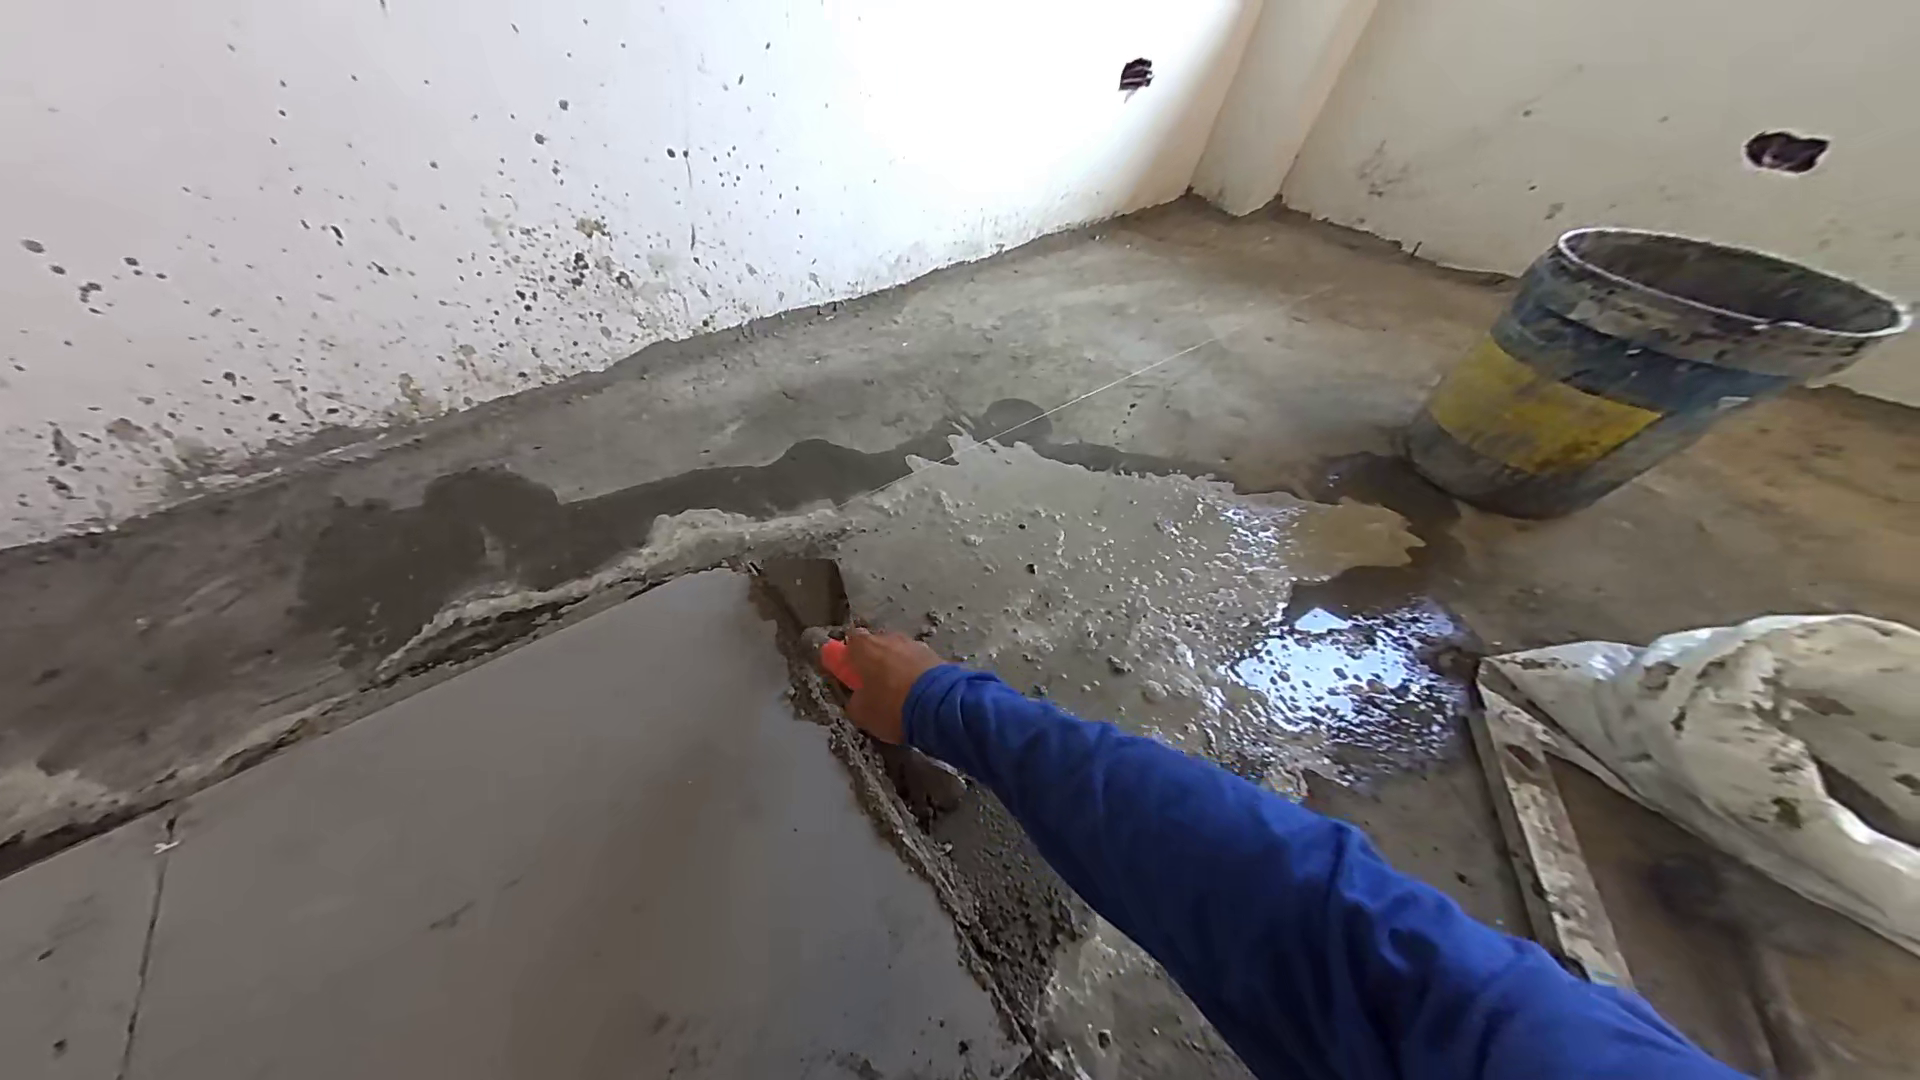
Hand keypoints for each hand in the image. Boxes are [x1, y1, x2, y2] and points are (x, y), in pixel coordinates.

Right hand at [831, 628, 942, 743]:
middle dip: (873, 661)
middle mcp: (888, 638)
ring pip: (898, 652)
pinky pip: (916, 662)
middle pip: (875, 645)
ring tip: (898, 692)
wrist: (940, 704)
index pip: (849, 641)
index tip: (850, 672)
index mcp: (864, 647)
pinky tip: (916, 692)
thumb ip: (855, 700)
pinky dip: (914, 672)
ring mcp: (913, 644)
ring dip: (895, 666)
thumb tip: (859, 697)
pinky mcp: (934, 654)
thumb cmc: (891, 705)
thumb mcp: (860, 713)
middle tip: (873, 685)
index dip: (848, 656)